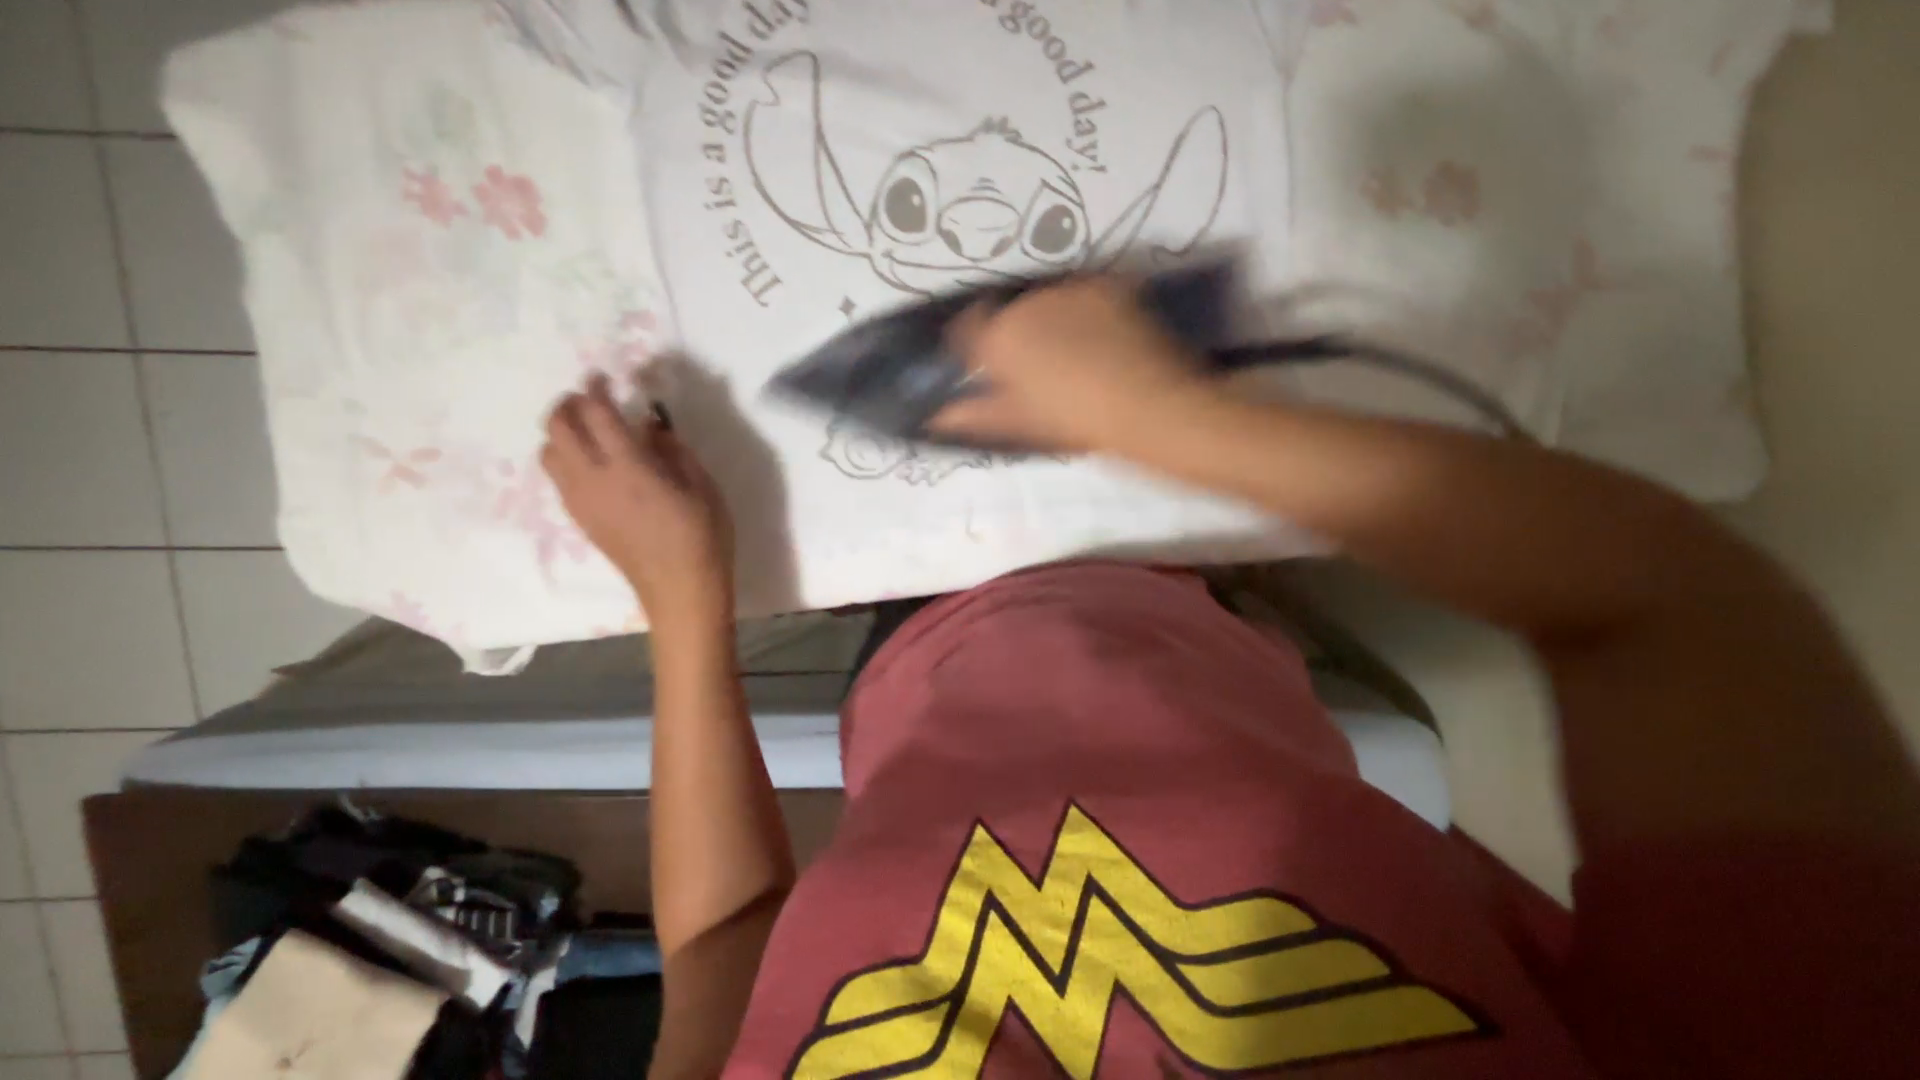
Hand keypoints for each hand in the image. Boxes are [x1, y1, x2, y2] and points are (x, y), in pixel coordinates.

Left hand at [542, 374, 733, 630]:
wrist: (680, 589)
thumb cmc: (702, 535)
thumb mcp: (701, 484)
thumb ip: (672, 448)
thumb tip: (650, 424)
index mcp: (628, 467)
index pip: (596, 413)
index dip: (596, 388)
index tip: (604, 377)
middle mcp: (593, 479)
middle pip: (557, 427)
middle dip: (568, 405)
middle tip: (591, 399)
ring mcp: (581, 501)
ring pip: (549, 452)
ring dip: (561, 432)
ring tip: (588, 430)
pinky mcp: (580, 518)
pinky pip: (558, 477)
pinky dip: (566, 458)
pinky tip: (593, 463)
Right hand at [930, 276, 1213, 453]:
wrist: (1152, 407)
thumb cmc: (1078, 421)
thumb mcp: (1020, 423)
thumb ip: (973, 415)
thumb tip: (938, 416)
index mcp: (998, 338)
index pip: (966, 330)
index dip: (974, 348)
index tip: (985, 366)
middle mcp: (1027, 303)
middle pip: (1009, 313)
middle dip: (1015, 333)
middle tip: (1036, 366)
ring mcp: (1071, 290)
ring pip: (1047, 302)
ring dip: (1050, 319)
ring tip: (1073, 352)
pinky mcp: (1109, 285)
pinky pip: (1084, 296)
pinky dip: (1085, 311)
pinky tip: (1100, 338)